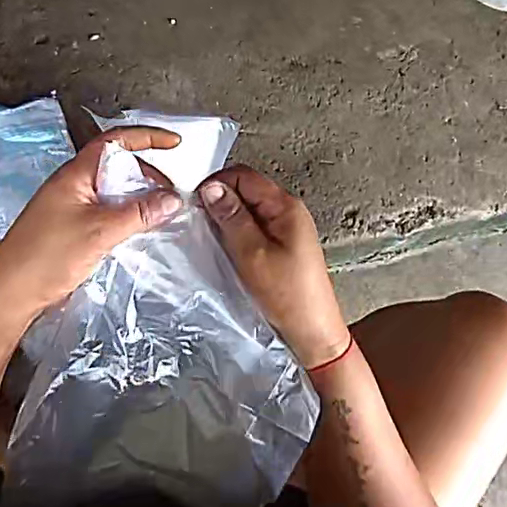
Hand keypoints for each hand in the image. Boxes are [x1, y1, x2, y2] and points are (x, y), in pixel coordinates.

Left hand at [0, 127, 183, 322]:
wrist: (7, 298)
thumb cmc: (45, 259)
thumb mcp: (100, 232)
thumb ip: (140, 213)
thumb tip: (173, 199)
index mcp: (75, 175)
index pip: (115, 141)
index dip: (147, 137)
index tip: (173, 143)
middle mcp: (73, 185)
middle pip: (118, 165)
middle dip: (148, 173)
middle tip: (168, 193)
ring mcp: (71, 206)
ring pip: (113, 190)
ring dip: (139, 196)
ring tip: (159, 213)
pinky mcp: (71, 227)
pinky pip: (107, 210)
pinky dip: (127, 214)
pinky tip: (139, 229)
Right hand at [198, 167, 349, 368]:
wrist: (312, 330)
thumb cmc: (287, 295)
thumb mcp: (252, 254)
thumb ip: (232, 218)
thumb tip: (212, 188)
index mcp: (286, 206)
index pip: (244, 175)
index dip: (216, 183)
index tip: (194, 202)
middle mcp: (288, 211)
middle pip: (247, 189)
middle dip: (220, 200)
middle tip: (198, 221)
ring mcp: (287, 227)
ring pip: (248, 208)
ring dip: (227, 218)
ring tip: (210, 237)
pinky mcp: (283, 244)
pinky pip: (255, 226)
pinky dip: (237, 232)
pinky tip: (226, 248)